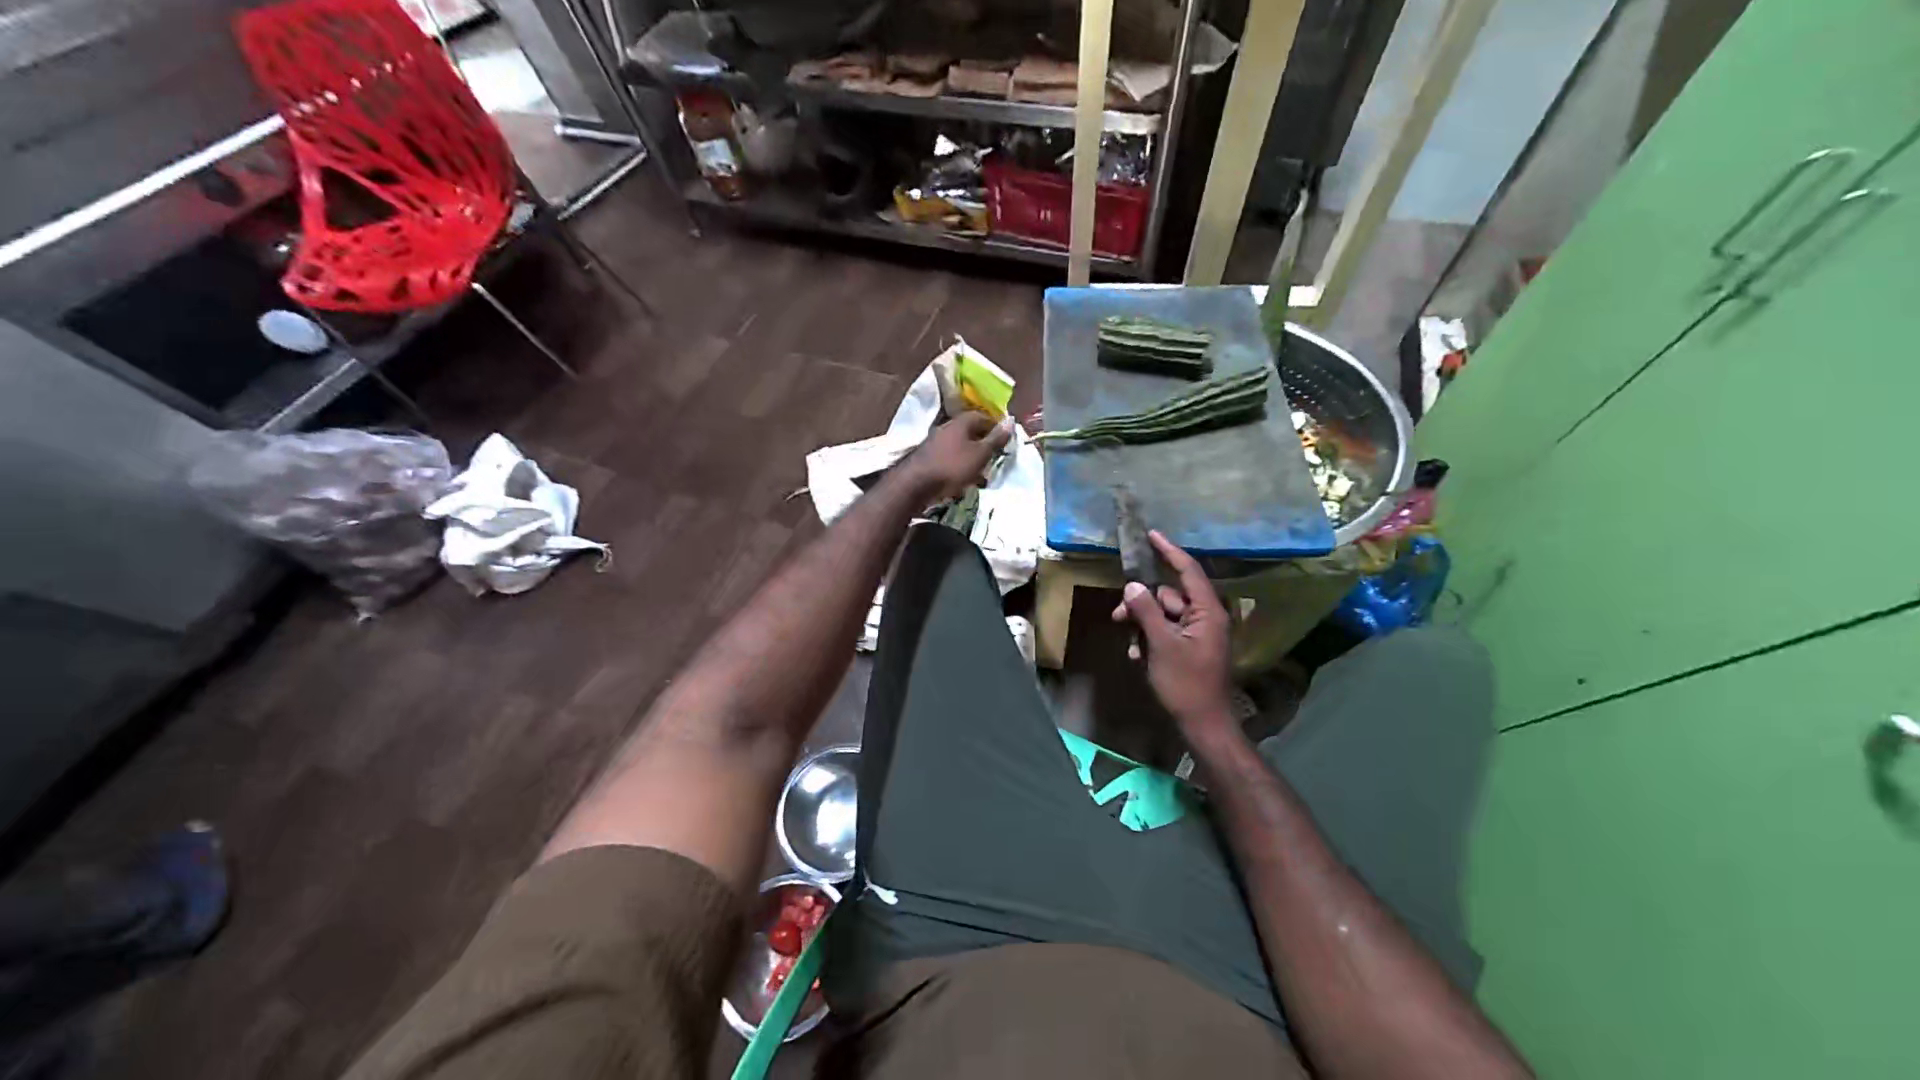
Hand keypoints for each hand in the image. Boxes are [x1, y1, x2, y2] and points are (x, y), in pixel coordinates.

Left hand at [904, 412, 1013, 500]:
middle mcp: (947, 428)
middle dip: (984, 446)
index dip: (996, 427)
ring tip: (982, 476)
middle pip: (971, 433)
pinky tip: (964, 482)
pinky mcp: (928, 459)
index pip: (983, 417)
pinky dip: (959, 468)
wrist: (916, 485)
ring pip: (960, 448)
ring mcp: (935, 443)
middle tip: (995, 460)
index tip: (1005, 441)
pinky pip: (950, 460)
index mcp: (961, 422)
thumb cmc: (952, 466)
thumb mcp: (980, 454)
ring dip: (972, 460)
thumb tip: (1010, 421)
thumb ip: (995, 439)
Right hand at [1112, 530, 1236, 737]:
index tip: (1151, 535)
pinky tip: (1139, 658)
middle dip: (1142, 604)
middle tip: (1118, 617)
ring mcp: (1198, 635)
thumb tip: (1133, 585)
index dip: (1169, 551)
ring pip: (1163, 616)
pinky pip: (1165, 634)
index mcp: (1207, 611)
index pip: (1188, 571)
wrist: (1203, 724)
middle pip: (1168, 596)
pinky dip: (1150, 641)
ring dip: (1142, 626)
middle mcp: (1205, 618)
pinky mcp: (1189, 649)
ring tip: (1131, 647)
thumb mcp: (1161, 644)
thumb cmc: (1186, 683)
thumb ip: (1146, 611)